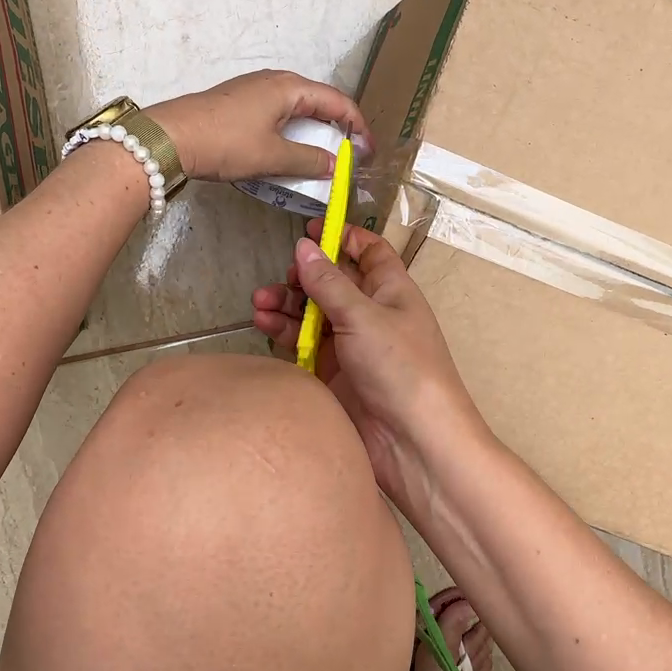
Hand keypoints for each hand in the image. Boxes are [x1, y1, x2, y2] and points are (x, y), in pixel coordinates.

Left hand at [145, 70, 369, 182]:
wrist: (170, 138)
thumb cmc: (226, 143)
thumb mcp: (273, 156)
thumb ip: (310, 160)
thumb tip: (336, 165)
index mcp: (290, 87)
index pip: (338, 102)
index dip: (358, 127)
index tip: (368, 152)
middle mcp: (275, 81)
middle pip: (318, 102)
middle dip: (337, 129)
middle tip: (350, 157)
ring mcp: (254, 91)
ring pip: (296, 109)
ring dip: (313, 133)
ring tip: (324, 158)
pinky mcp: (239, 105)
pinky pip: (277, 116)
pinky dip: (292, 133)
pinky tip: (290, 153)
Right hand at [251, 222, 489, 516]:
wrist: (413, 442)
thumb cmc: (401, 367)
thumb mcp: (364, 317)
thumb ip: (329, 284)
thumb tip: (304, 248)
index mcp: (391, 291)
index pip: (369, 252)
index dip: (343, 237)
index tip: (310, 229)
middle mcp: (371, 315)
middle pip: (332, 283)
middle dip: (304, 277)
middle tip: (283, 281)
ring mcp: (351, 346)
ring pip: (313, 314)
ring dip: (287, 306)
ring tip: (259, 304)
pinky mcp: (333, 375)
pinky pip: (304, 345)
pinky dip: (284, 334)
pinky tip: (264, 326)